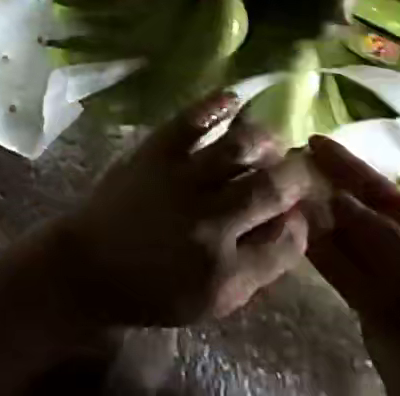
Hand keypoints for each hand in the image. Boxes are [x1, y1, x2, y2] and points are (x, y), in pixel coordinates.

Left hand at [45, 91, 313, 325]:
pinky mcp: (156, 150)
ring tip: (272, 140)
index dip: (306, 218)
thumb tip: (295, 225)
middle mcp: (209, 222)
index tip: (308, 204)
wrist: (90, 265)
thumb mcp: (212, 300)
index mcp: (224, 270)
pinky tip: (234, 100)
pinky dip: (217, 105)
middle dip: (297, 173)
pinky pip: (194, 119)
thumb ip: (259, 265)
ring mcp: (181, 179)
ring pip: (240, 148)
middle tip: (301, 165)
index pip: (288, 240)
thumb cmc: (154, 289)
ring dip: (266, 139)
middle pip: (272, 187)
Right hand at [306, 136, 399, 395]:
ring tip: (284, 193)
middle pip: (371, 221)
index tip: (317, 143)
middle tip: (289, 165)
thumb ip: (398, 248)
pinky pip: (348, 283)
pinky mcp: (377, 328)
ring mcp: (399, 298)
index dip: (357, 172)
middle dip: (334, 192)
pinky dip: (323, 258)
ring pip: (354, 250)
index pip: (397, 202)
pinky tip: (297, 235)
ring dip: (322, 222)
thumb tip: (341, 198)